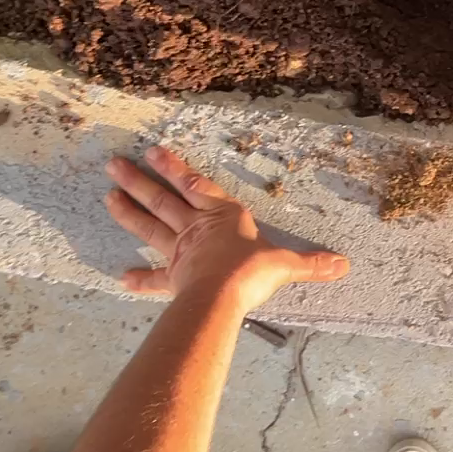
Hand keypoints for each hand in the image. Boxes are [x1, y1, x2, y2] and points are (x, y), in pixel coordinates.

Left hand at [103, 145, 349, 312]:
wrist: (222, 299)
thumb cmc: (251, 271)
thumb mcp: (285, 263)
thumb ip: (311, 263)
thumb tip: (345, 265)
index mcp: (223, 215)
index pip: (197, 185)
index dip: (176, 169)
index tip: (155, 152)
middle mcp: (196, 228)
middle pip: (163, 200)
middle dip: (139, 181)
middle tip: (114, 164)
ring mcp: (179, 252)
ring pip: (150, 226)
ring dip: (129, 211)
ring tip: (108, 194)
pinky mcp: (172, 279)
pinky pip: (153, 279)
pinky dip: (138, 279)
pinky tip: (120, 276)